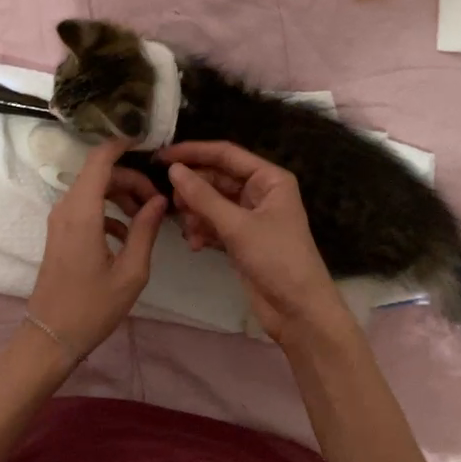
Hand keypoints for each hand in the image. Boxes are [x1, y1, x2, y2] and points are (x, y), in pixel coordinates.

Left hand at [26, 139, 165, 362]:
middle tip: (158, 203)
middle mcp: (66, 209)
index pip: (100, 160)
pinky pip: (85, 208)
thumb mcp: (130, 272)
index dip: (122, 145)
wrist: (51, 335)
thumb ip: (145, 231)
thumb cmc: (92, 307)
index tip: (148, 143)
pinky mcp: (59, 234)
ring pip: (93, 190)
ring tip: (147, 218)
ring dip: (121, 195)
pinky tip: (127, 234)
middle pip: (100, 174)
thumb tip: (159, 200)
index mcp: (83, 213)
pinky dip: (108, 211)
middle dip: (131, 180)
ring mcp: (59, 221)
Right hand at [157, 141, 349, 341]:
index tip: (162, 157)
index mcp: (269, 179)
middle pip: (216, 179)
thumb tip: (174, 170)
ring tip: (188, 230)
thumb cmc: (276, 259)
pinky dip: (203, 231)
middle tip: (170, 203)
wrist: (298, 310)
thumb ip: (203, 197)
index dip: (193, 152)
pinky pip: (214, 224)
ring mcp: (250, 216)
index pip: (226, 154)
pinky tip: (196, 245)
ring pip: (212, 203)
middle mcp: (260, 192)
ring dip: (196, 213)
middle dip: (193, 190)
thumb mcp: (237, 226)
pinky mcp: (242, 239)